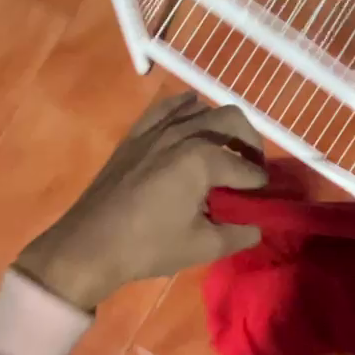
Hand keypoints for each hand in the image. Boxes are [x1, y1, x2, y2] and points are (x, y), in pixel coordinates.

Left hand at [14, 93, 266, 309]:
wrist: (91, 244)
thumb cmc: (149, 247)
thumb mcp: (202, 246)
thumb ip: (238, 235)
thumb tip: (256, 228)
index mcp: (202, 159)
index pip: (246, 168)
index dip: (260, 185)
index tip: (263, 200)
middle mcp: (183, 133)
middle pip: (232, 120)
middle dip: (251, 143)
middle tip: (254, 168)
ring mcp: (156, 128)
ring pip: (202, 109)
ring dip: (223, 126)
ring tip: (228, 150)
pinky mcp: (137, 133)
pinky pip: (169, 107)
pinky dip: (188, 109)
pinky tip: (193, 121)